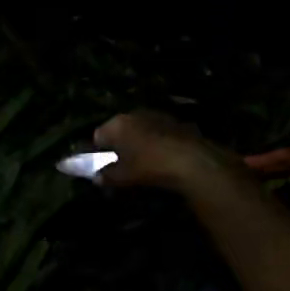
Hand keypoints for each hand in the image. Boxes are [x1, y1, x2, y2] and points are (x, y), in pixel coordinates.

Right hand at [94, 110, 241, 192]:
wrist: (192, 161)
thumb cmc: (148, 166)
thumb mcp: (122, 177)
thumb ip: (105, 175)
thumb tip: (97, 177)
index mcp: (117, 123)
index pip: (98, 135)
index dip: (98, 152)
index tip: (103, 167)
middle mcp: (135, 113)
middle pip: (119, 129)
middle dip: (119, 145)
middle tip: (122, 165)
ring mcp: (158, 115)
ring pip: (140, 129)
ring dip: (138, 142)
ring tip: (143, 162)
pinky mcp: (177, 121)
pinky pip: (158, 132)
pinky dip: (156, 142)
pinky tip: (161, 158)